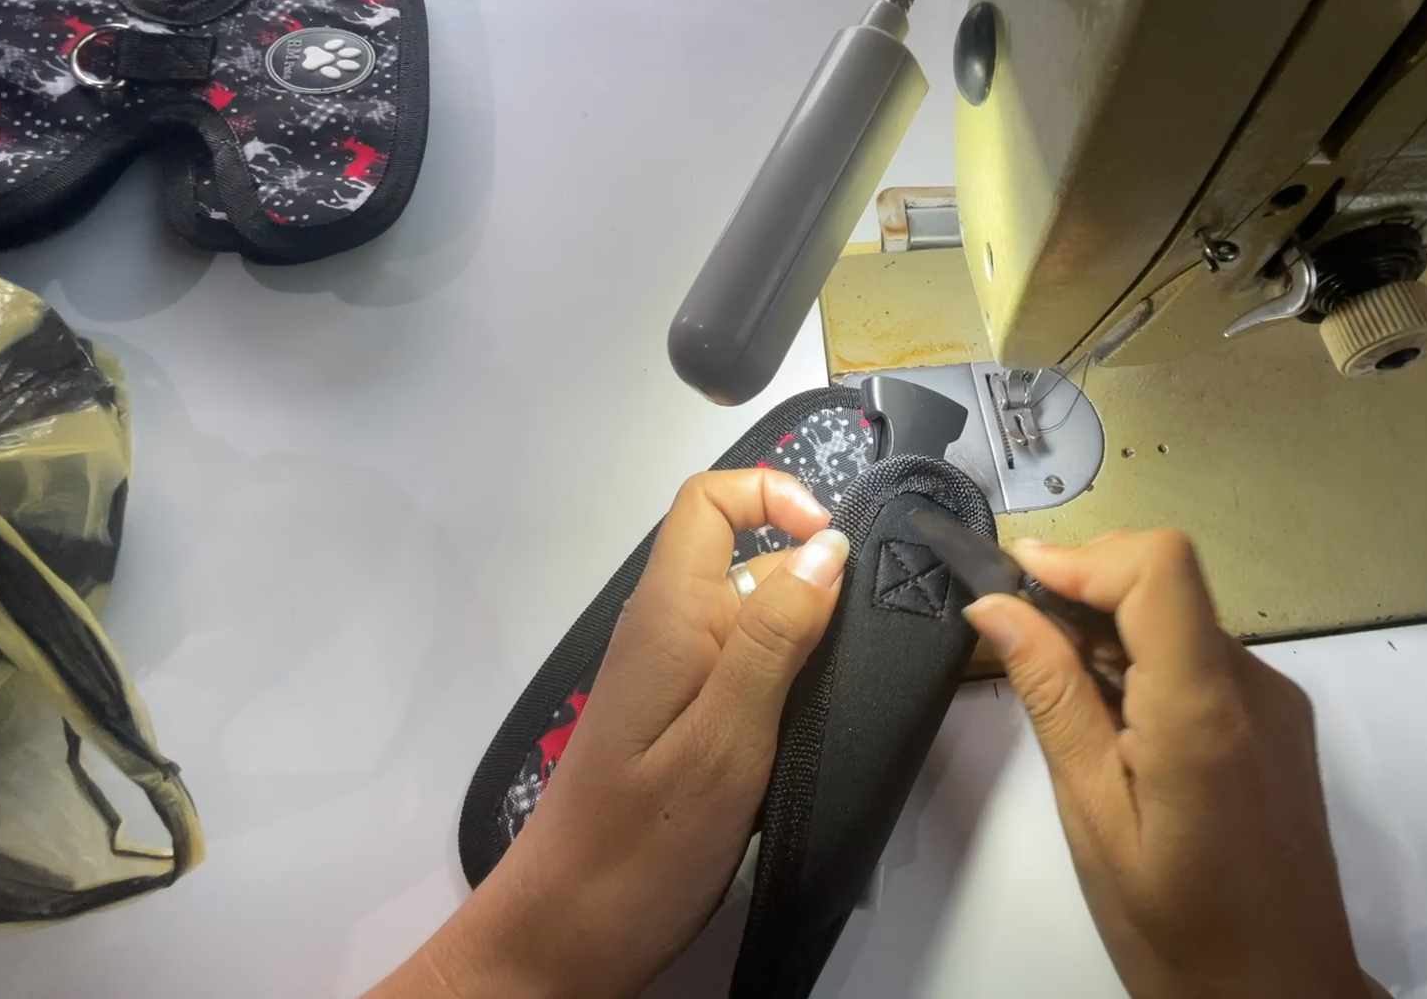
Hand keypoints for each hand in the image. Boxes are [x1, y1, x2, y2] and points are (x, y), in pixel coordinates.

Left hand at [371, 470, 850, 998]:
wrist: (568, 932)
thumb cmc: (643, 840)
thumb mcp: (727, 736)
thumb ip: (776, 636)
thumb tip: (828, 548)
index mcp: (670, 611)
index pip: (708, 500)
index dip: (771, 494)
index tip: (831, 542)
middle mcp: (671, 624)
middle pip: (747, 556)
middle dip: (811, 580)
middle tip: (857, 644)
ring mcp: (679, 667)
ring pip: (757, 611)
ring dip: (808, 631)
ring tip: (843, 685)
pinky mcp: (689, 707)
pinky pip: (750, 658)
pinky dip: (791, 669)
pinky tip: (815, 712)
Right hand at [964, 531, 1369, 998]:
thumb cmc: (1174, 928)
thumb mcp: (1091, 812)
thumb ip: (1051, 694)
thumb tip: (995, 606)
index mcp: (1204, 714)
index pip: (1160, 569)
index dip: (1083, 555)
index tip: (1017, 577)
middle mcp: (1254, 686)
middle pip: (1164, 578)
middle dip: (1082, 585)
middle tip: (1021, 629)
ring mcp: (1272, 697)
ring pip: (1175, 609)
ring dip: (1105, 622)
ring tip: (1063, 684)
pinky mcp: (1273, 713)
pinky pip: (1195, 647)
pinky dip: (1139, 651)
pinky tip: (1111, 709)